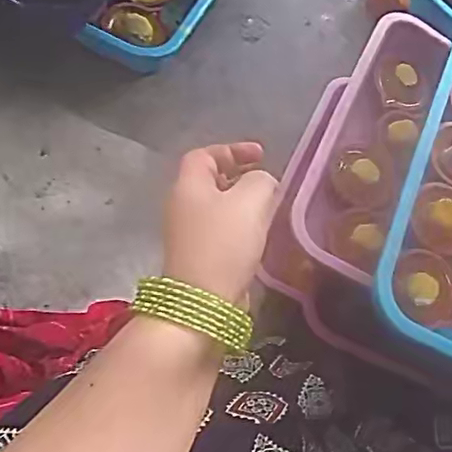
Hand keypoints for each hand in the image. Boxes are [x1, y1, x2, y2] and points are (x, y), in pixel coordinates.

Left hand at [162, 143, 277, 304]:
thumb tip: (263, 183)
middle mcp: (182, 206)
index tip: (261, 155)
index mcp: (188, 186)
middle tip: (267, 183)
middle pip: (210, 181)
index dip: (233, 150)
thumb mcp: (250, 201)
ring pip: (218, 208)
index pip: (205, 155)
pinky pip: (221, 231)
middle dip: (239, 177)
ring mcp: (188, 234)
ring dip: (243, 204)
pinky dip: (241, 227)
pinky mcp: (199, 257)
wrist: (204, 301)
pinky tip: (260, 236)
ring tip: (269, 209)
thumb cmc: (225, 244)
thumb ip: (261, 181)